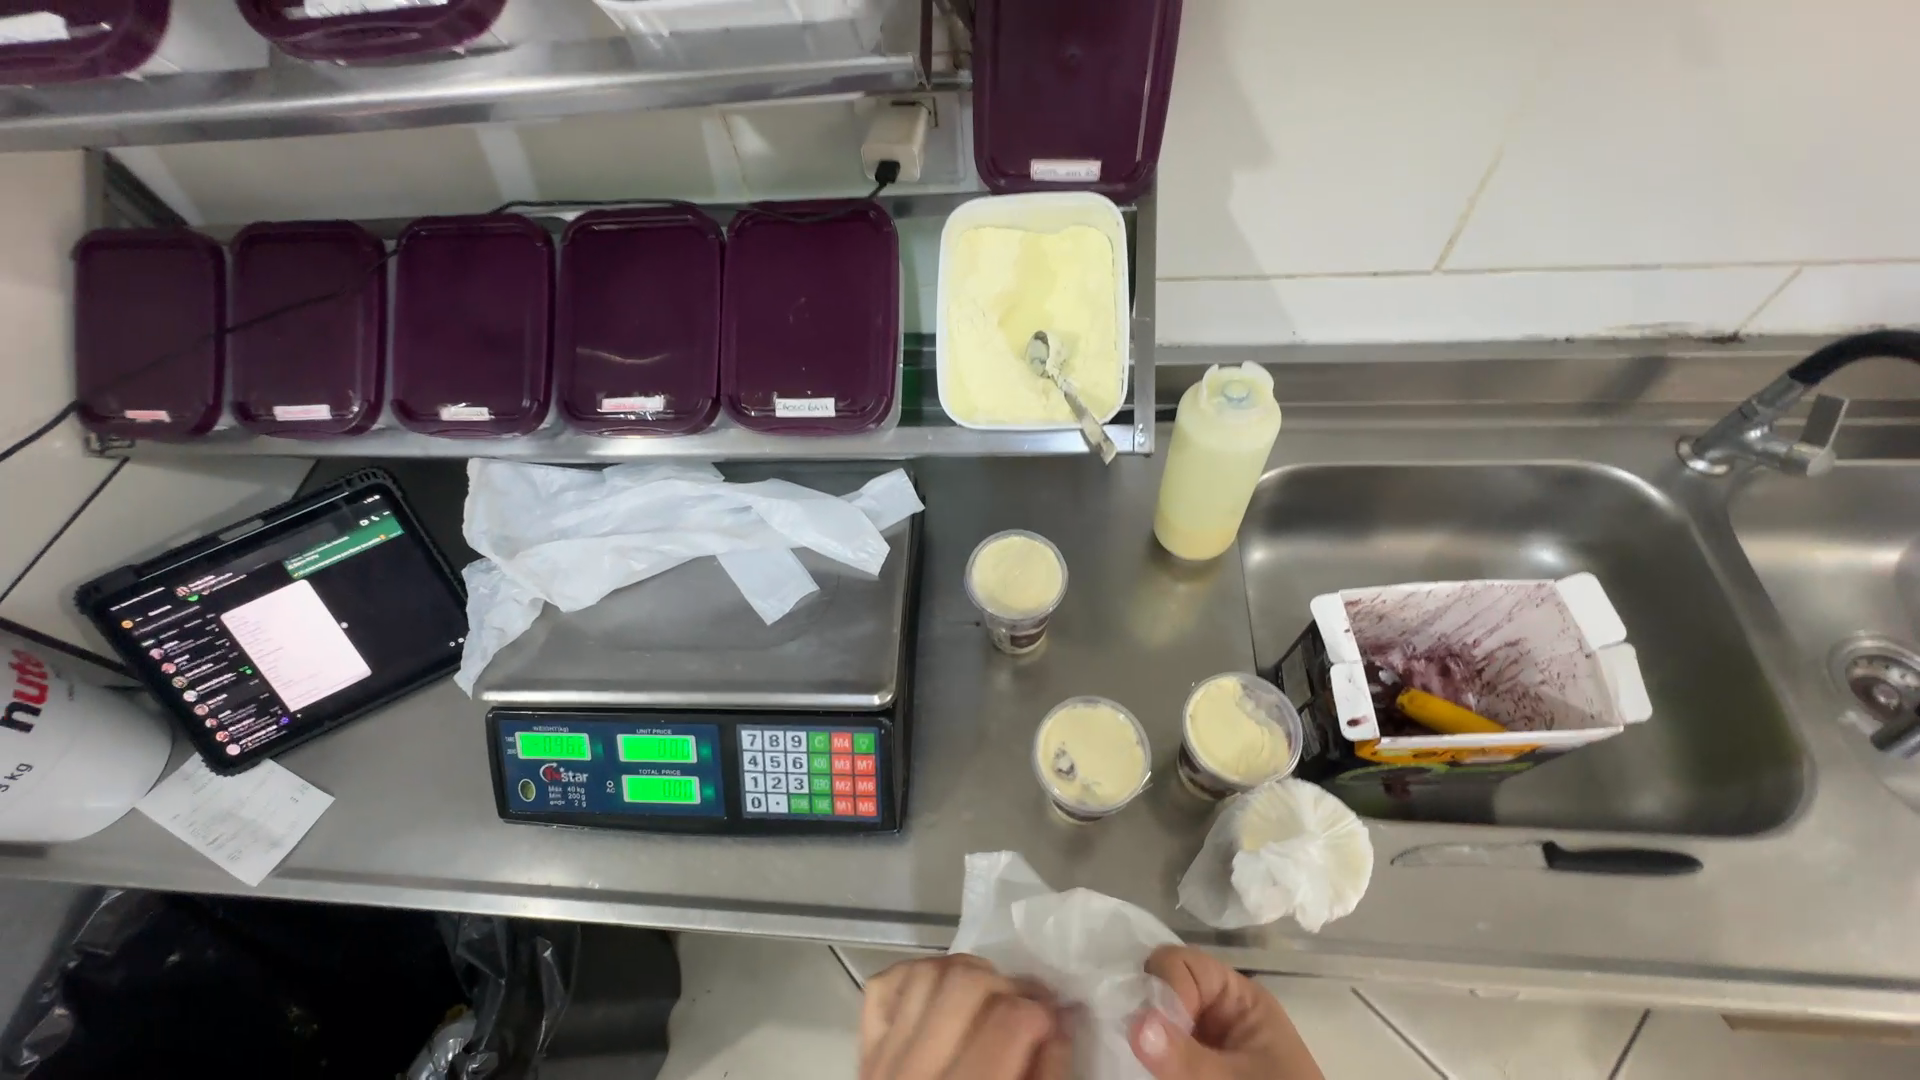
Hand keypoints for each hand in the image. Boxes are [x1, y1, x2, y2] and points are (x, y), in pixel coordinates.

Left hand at [860, 954, 1071, 1079]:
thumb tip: (1060, 1019)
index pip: (1010, 1021)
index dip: (1044, 1012)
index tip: (1056, 1023)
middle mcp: (914, 1076)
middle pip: (967, 985)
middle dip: (1010, 988)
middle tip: (1028, 1010)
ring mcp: (882, 1063)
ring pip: (928, 974)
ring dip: (968, 975)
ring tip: (990, 1001)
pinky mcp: (866, 1056)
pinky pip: (887, 986)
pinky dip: (917, 976)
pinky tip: (944, 996)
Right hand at [1129, 946, 1323, 1079]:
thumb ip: (1185, 1058)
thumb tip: (1134, 1021)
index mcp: (1240, 999)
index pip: (1183, 966)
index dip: (1161, 989)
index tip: (1146, 1027)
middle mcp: (1219, 1012)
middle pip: (1165, 988)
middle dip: (1144, 1011)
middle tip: (1129, 1044)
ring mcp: (1205, 1042)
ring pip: (1157, 1021)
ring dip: (1142, 1038)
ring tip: (1128, 1059)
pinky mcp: (1196, 1067)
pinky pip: (1164, 1051)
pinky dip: (1150, 1059)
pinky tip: (1136, 1068)